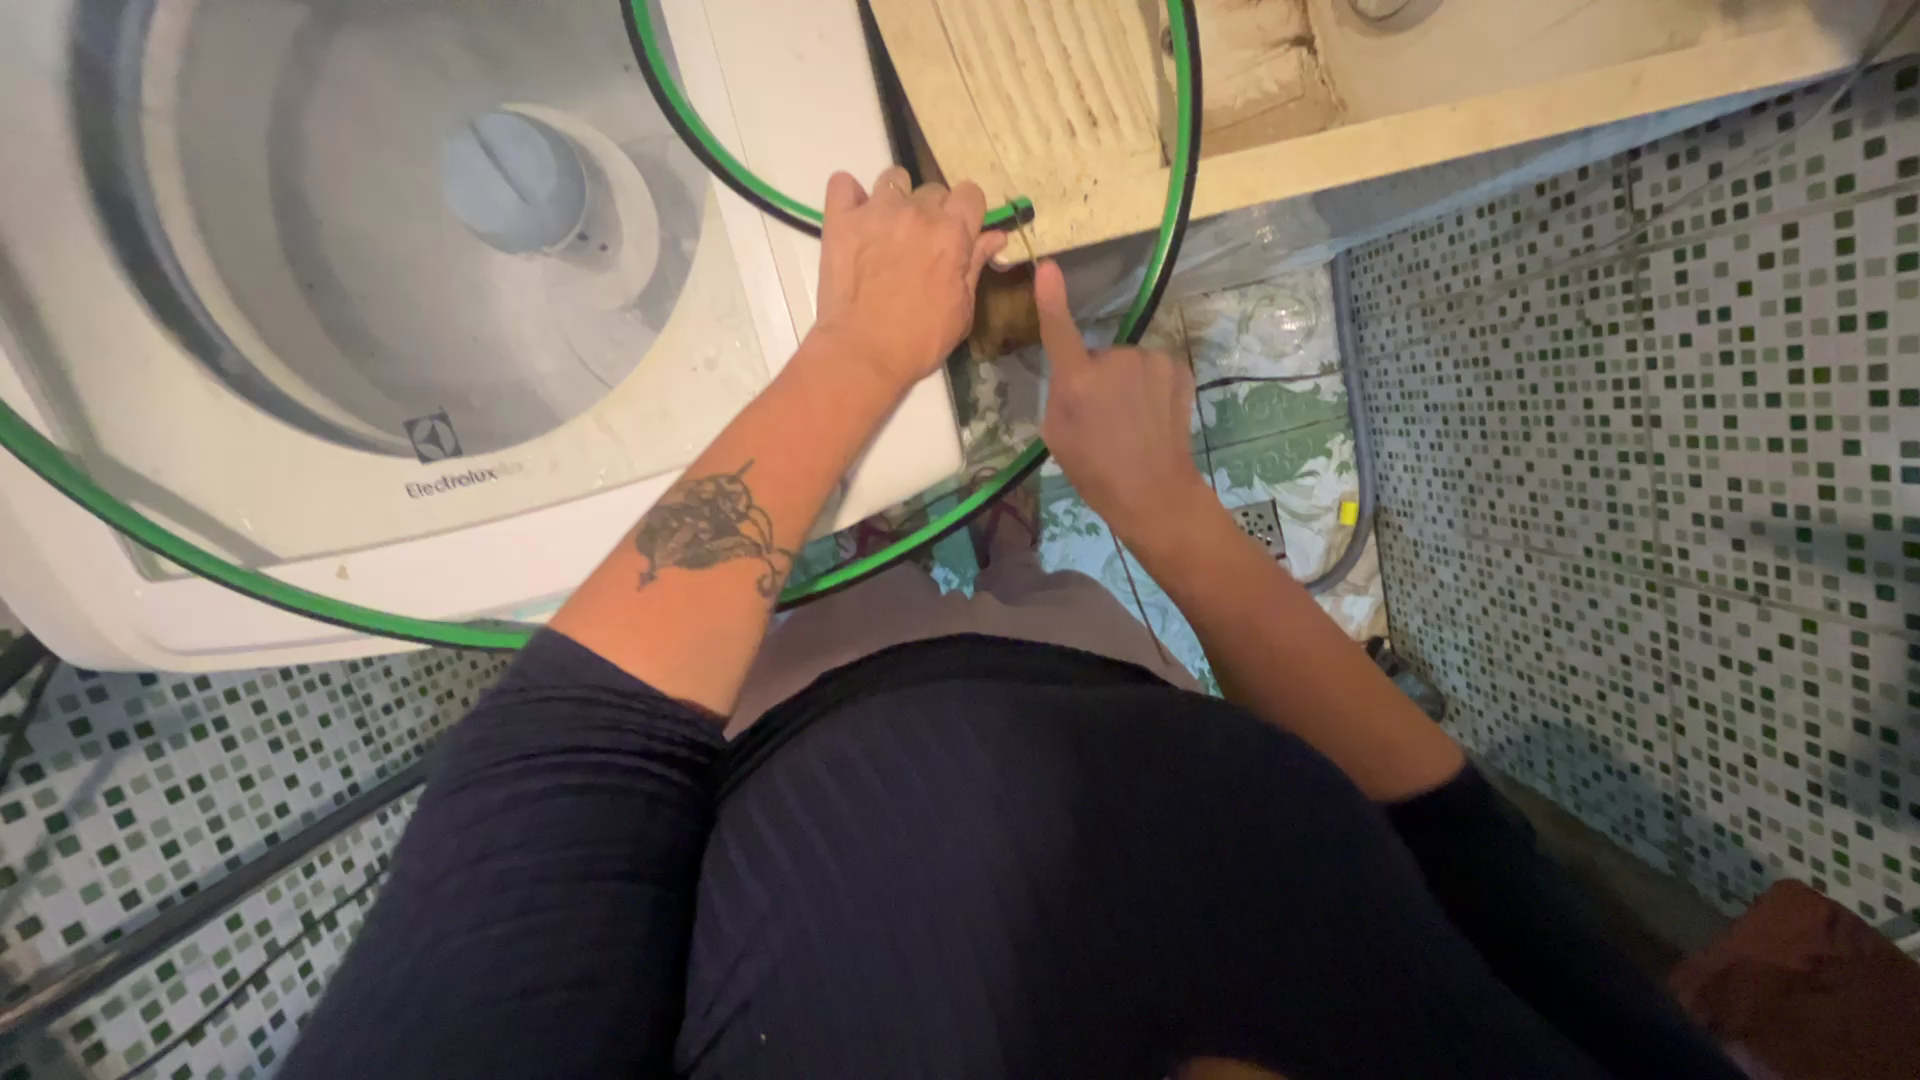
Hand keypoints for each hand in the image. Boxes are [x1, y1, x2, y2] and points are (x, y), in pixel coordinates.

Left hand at [810, 167, 1006, 392]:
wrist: (863, 353)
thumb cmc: (919, 341)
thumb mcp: (962, 311)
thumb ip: (975, 266)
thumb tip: (995, 236)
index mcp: (951, 233)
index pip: (971, 194)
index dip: (968, 213)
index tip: (961, 235)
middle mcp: (916, 212)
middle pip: (933, 189)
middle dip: (933, 212)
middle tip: (923, 246)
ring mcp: (876, 212)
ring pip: (893, 179)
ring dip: (896, 199)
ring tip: (889, 230)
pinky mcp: (840, 220)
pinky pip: (843, 184)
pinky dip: (850, 196)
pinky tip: (855, 220)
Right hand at [1037, 260, 1209, 537]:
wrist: (1154, 493)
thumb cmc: (1094, 471)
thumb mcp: (1056, 435)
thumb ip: (1061, 393)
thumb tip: (1074, 371)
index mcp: (1078, 381)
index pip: (1059, 331)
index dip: (1051, 300)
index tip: (1047, 268)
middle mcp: (1116, 361)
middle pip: (1098, 357)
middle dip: (1097, 378)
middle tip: (1102, 419)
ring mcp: (1152, 363)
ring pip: (1128, 364)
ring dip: (1126, 383)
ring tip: (1130, 423)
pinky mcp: (1179, 370)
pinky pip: (1153, 370)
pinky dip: (1151, 386)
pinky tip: (1153, 416)